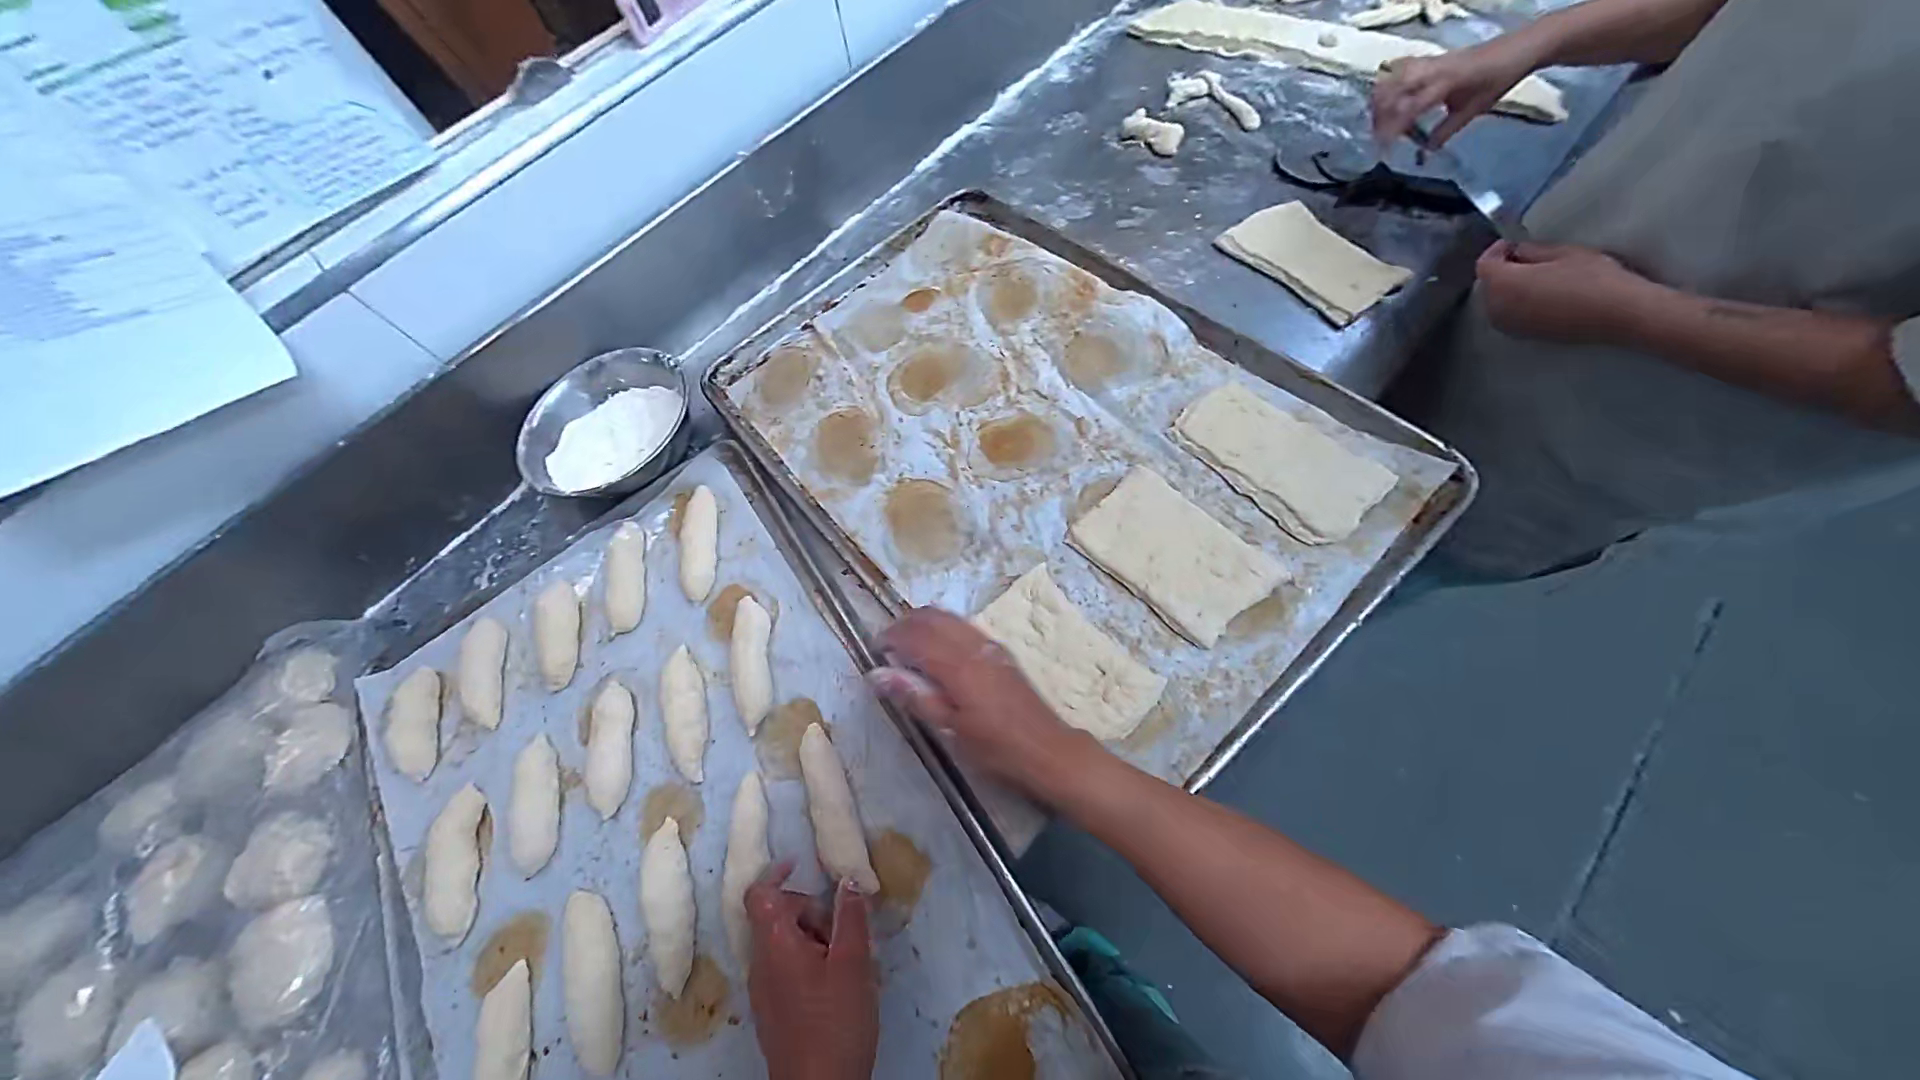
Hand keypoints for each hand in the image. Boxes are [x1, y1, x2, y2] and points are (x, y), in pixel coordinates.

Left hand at [746, 863, 877, 1079]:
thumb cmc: (836, 1022)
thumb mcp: (853, 963)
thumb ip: (850, 916)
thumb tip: (847, 879)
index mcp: (775, 945)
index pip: (760, 895)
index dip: (777, 873)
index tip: (801, 864)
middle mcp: (761, 964)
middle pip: (778, 916)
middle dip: (812, 911)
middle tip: (845, 929)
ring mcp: (764, 991)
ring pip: (785, 942)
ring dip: (815, 937)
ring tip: (849, 959)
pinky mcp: (774, 1011)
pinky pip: (787, 968)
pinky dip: (811, 960)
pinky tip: (839, 982)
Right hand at [868, 607, 1088, 798]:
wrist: (1046, 749)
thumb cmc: (995, 747)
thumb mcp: (950, 729)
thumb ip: (915, 697)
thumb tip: (877, 675)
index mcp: (958, 665)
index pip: (917, 635)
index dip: (892, 636)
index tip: (875, 648)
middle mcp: (974, 646)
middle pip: (932, 617)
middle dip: (905, 623)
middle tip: (887, 643)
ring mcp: (990, 646)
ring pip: (950, 617)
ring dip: (924, 621)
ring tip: (907, 642)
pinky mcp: (1001, 651)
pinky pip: (964, 625)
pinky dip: (944, 626)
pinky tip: (938, 646)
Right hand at [1371, 36, 1542, 146]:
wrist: (1521, 46)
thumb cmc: (1499, 79)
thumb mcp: (1473, 110)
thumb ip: (1446, 130)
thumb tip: (1425, 150)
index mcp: (1448, 82)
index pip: (1411, 106)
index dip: (1393, 127)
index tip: (1384, 147)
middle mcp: (1435, 69)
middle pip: (1394, 89)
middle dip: (1380, 114)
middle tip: (1377, 134)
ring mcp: (1432, 61)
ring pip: (1393, 76)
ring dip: (1380, 98)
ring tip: (1377, 119)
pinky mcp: (1431, 58)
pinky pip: (1401, 67)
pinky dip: (1388, 83)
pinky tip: (1386, 98)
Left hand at [1476, 241, 1663, 345]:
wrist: (1616, 315)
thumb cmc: (1592, 279)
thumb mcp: (1565, 253)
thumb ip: (1534, 250)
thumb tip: (1518, 251)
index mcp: (1501, 284)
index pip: (1484, 264)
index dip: (1496, 250)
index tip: (1513, 242)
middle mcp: (1494, 307)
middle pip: (1487, 283)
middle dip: (1501, 268)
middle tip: (1524, 256)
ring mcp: (1504, 324)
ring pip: (1494, 300)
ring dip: (1507, 287)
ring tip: (1532, 274)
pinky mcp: (1519, 334)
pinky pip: (1507, 314)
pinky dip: (1514, 302)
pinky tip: (1536, 294)